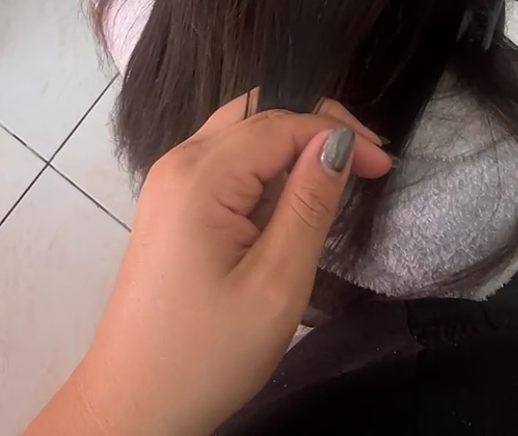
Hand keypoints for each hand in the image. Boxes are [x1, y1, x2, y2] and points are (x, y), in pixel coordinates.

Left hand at [31, 95, 390, 435]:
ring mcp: (170, 180)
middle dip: (314, 125)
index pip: (280, 122)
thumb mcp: (275, 284)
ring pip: (240, 132)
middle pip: (256, 113)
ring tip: (336, 177)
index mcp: (200, 175)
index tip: (384, 164)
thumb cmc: (206, 354)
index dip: (335, 131)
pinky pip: (225, 161)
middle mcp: (179, 161)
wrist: (132, 404)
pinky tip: (291, 197)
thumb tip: (335, 141)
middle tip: (365, 161)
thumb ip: (308, 204)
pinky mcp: (171, 203)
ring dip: (290, 144)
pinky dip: (265, 166)